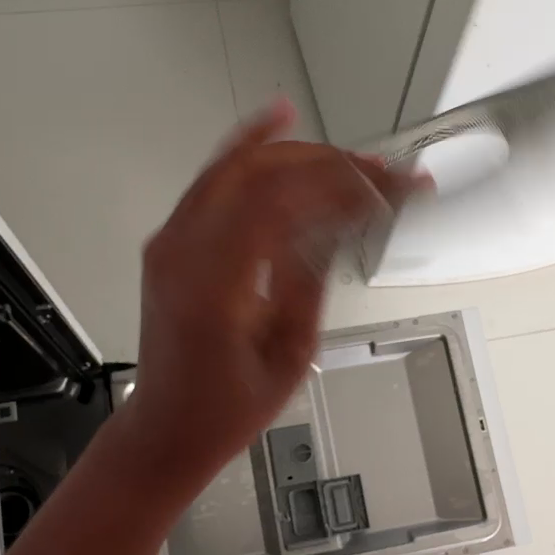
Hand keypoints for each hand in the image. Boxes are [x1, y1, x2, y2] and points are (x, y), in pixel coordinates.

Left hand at [120, 100, 424, 474]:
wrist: (168, 428)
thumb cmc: (224, 408)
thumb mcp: (289, 353)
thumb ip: (311, 279)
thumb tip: (340, 224)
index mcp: (214, 285)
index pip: (284, 202)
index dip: (342, 184)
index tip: (386, 186)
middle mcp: (182, 252)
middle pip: (261, 173)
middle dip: (328, 164)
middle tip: (378, 172)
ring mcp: (170, 242)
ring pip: (236, 167)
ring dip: (299, 156)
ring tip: (350, 160)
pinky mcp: (171, 242)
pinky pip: (211, 181)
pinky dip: (248, 150)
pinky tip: (276, 126)